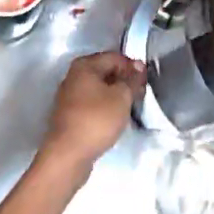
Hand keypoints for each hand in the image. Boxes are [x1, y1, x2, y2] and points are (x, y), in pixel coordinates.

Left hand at [40, 51, 144, 171]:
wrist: (67, 156)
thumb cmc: (96, 120)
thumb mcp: (121, 97)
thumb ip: (132, 79)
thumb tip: (139, 66)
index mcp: (84, 65)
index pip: (115, 57)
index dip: (133, 67)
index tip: (146, 82)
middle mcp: (73, 76)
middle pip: (105, 71)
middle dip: (124, 81)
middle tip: (140, 95)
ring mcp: (69, 96)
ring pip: (99, 89)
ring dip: (115, 95)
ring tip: (130, 107)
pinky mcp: (69, 115)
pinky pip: (92, 104)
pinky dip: (105, 107)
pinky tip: (114, 118)